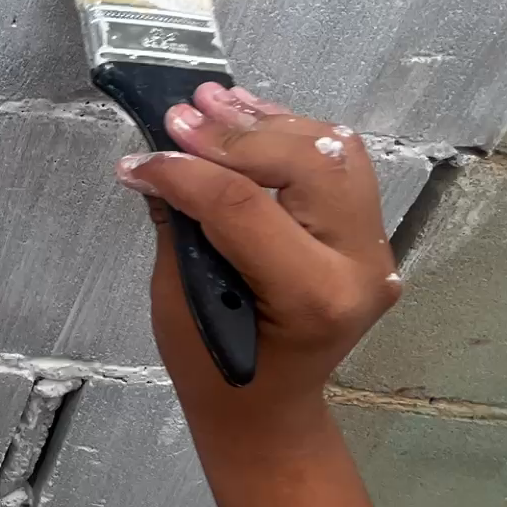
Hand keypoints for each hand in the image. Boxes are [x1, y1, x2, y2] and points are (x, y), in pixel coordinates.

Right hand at [114, 82, 401, 430]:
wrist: (264, 404)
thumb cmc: (211, 366)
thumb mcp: (178, 299)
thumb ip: (179, 226)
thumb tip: (155, 163)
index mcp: (309, 295)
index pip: (240, 205)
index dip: (180, 172)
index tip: (133, 162)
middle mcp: (359, 265)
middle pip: (302, 163)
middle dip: (230, 134)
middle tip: (175, 117)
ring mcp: (373, 246)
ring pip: (332, 150)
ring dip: (264, 122)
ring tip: (208, 102)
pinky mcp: (365, 231)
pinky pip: (337, 163)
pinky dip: (287, 132)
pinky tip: (244, 114)